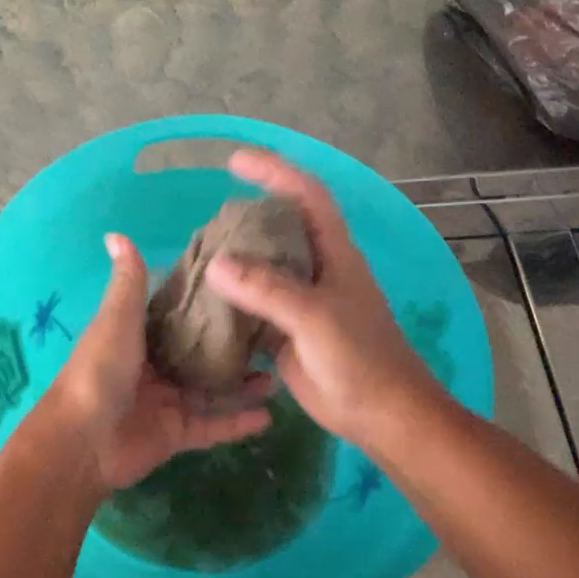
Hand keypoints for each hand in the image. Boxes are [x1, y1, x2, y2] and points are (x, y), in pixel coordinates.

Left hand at [37, 233, 271, 492]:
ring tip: (279, 374)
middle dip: (233, 348)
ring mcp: (165, 403)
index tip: (244, 290)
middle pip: (199, 356)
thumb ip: (128, 282)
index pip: (177, 317)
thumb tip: (116, 234)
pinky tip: (270, 415)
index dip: (206, 305)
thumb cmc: (99, 370)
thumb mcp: (117, 319)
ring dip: (242, 385)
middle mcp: (152, 368)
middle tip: (274, 335)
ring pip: (211, 392)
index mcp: (137, 337)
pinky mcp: (175, 435)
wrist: (83, 441)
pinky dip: (237, 422)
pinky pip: (212, 426)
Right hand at [204, 150, 453, 449]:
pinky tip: (202, 304)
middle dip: (244, 217)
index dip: (275, 171)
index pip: (306, 195)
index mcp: (334, 253)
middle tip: (206, 223)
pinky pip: (252, 308)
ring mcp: (301, 302)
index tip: (235, 162)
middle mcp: (316, 270)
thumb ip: (267, 289)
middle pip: (278, 228)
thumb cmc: (361, 358)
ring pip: (262, 269)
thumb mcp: (315, 317)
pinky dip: (229, 303)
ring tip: (195, 258)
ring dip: (232, 262)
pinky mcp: (286, 333)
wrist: (382, 415)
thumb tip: (214, 264)